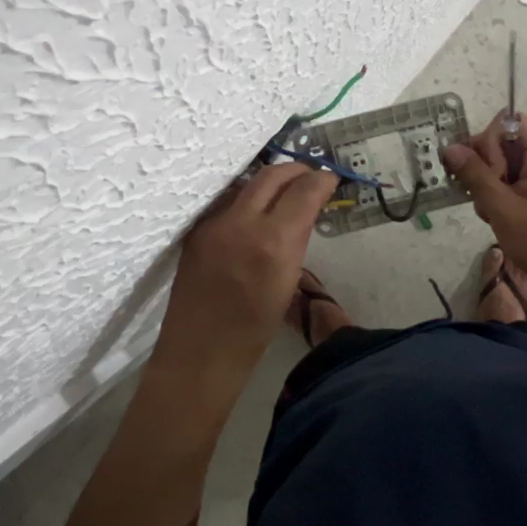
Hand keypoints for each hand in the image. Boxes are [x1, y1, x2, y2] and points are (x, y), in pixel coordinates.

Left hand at [156, 162, 338, 379]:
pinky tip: (254, 214)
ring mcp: (214, 224)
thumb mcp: (288, 284)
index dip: (321, 180)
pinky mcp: (196, 231)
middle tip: (310, 177)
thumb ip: (295, 241)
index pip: (303, 191)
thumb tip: (304, 213)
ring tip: (284, 193)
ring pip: (247, 184)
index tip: (330, 180)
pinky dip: (246, 200)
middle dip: (296, 171)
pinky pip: (226, 203)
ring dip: (269, 182)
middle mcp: (241, 223)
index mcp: (273, 242)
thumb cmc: (254, 332)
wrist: (199, 354)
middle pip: (272, 175)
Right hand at [442, 115, 526, 296]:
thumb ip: (475, 176)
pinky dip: (501, 194)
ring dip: (490, 184)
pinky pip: (514, 180)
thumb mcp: (502, 209)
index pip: (508, 122)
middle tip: (483, 197)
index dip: (489, 142)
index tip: (487, 174)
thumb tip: (450, 148)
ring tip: (492, 213)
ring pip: (505, 163)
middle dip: (485, 166)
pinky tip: (499, 218)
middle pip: (504, 141)